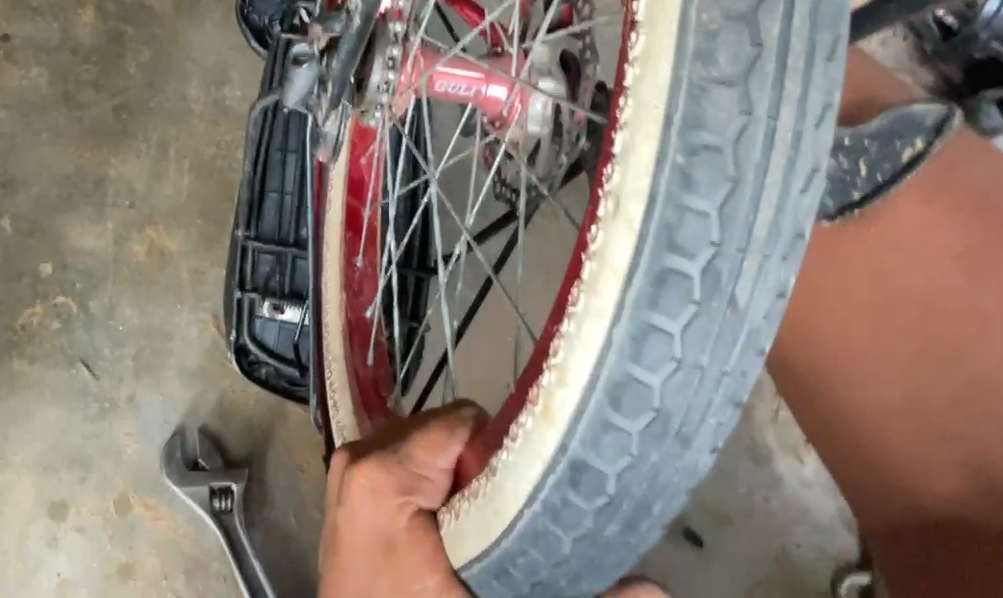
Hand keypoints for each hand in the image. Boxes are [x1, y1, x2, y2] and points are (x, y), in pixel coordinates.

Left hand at [318, 401, 672, 597]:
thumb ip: (570, 590)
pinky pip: (400, 462)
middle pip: (442, 430)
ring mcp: (347, 468)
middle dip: (480, 470)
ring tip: (479, 532)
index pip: (462, 421)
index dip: (503, 455)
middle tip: (506, 525)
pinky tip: (449, 531)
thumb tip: (656, 591)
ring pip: (423, 444)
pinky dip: (428, 486)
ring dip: (455, 479)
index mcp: (384, 473)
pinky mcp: (346, 485)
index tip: (528, 498)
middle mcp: (359, 456)